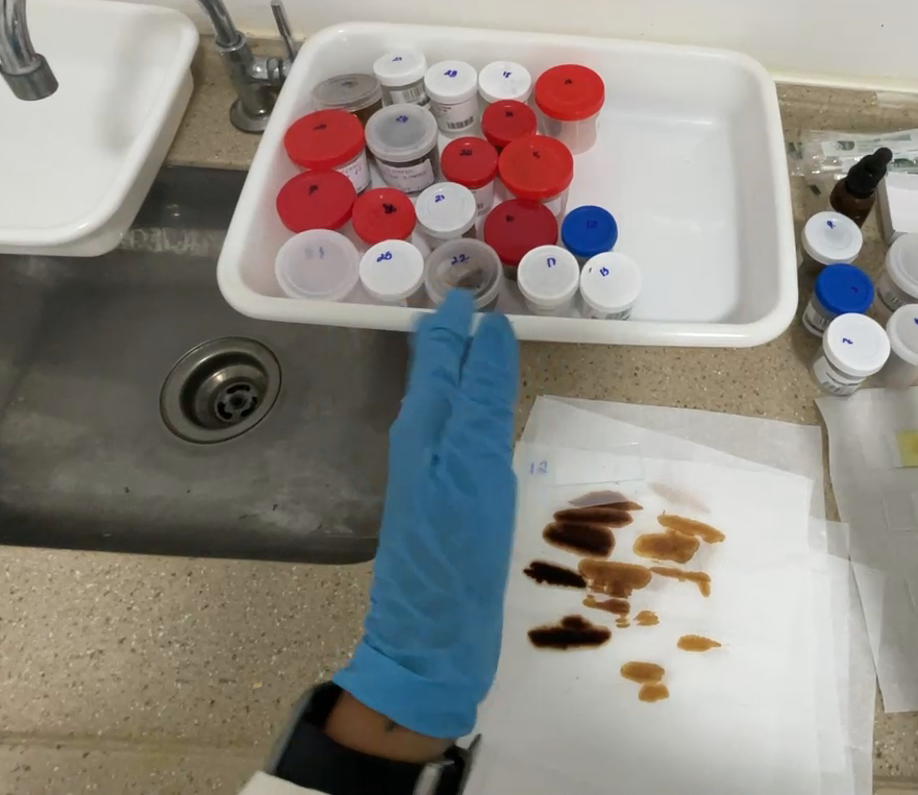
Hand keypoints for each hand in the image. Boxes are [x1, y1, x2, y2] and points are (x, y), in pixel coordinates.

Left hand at [335, 288, 519, 743]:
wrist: (431, 640)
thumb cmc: (454, 547)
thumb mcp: (472, 462)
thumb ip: (481, 395)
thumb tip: (491, 329)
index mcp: (423, 422)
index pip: (439, 350)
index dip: (454, 315)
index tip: (472, 277)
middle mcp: (423, 437)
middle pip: (439, 369)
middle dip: (456, 332)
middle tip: (483, 296)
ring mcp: (436, 470)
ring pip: (450, 398)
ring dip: (466, 364)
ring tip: (491, 339)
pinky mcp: (453, 498)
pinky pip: (465, 431)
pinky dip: (479, 404)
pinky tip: (493, 408)